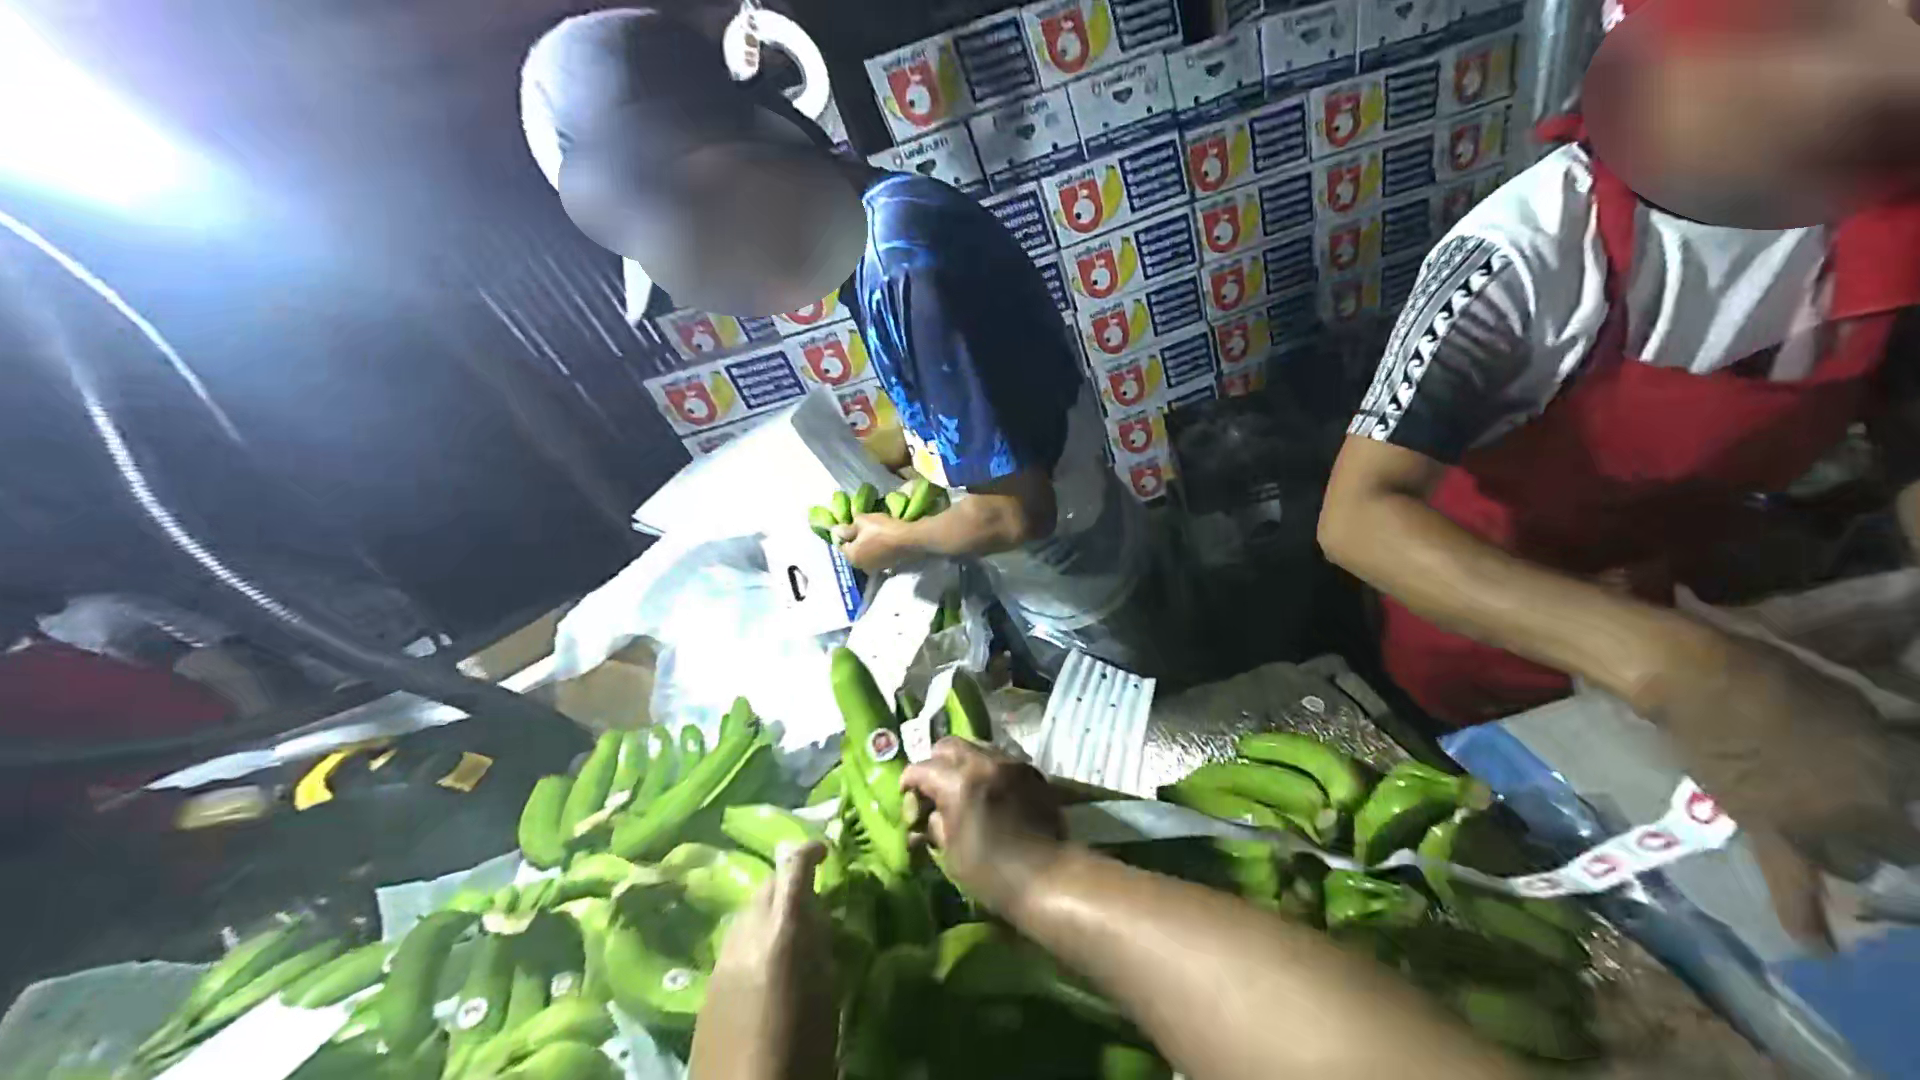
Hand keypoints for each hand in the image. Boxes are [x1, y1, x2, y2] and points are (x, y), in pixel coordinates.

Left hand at [692, 843, 836, 1079]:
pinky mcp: (707, 986)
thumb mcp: (827, 994)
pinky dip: (754, 935)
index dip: (808, 851)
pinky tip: (766, 964)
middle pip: (765, 885)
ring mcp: (722, 960)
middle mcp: (747, 935)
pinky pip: (734, 940)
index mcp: (783, 933)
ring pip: (747, 911)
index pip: (792, 869)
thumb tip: (814, 915)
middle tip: (811, 898)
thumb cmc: (803, 1054)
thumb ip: (818, 945)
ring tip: (790, 930)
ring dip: (769, 908)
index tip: (823, 851)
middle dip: (788, 881)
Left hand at [835, 513, 918, 571]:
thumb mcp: (861, 521)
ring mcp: (875, 568)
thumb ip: (846, 527)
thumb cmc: (882, 529)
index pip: (841, 544)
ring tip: (875, 534)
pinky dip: (878, 551)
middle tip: (864, 528)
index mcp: (851, 556)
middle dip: (857, 541)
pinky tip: (884, 541)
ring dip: (868, 547)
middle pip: (854, 552)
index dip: (845, 533)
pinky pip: (877, 557)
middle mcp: (861, 566)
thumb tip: (836, 531)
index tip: (852, 524)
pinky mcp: (888, 567)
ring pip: (866, 555)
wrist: (909, 539)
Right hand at [899, 738, 1066, 915]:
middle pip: (949, 745)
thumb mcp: (950, 852)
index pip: (922, 768)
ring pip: (977, 746)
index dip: (909, 782)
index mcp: (958, 782)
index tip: (909, 797)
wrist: (1047, 876)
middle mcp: (984, 762)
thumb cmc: (991, 872)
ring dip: (964, 762)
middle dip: (936, 763)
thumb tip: (927, 813)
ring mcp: (1011, 763)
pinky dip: (989, 769)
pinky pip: (1001, 759)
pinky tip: (990, 792)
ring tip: (964, 787)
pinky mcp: (1030, 771)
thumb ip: (935, 823)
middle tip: (934, 788)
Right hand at [1644, 626, 1919, 946]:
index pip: (1915, 814)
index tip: (1884, 787)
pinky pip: (1790, 884)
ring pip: (1850, 860)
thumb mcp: (1851, 703)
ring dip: (1848, 851)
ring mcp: (1810, 824)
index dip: (1902, 801)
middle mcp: (1860, 814)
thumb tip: (1891, 759)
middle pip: (1892, 843)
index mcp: (1889, 780)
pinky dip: (1806, 919)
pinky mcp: (1762, 828)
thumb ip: (1883, 742)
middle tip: (1865, 811)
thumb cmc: (1769, 680)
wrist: (1687, 683)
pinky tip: (1820, 948)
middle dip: (1886, 831)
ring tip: (1834, 837)